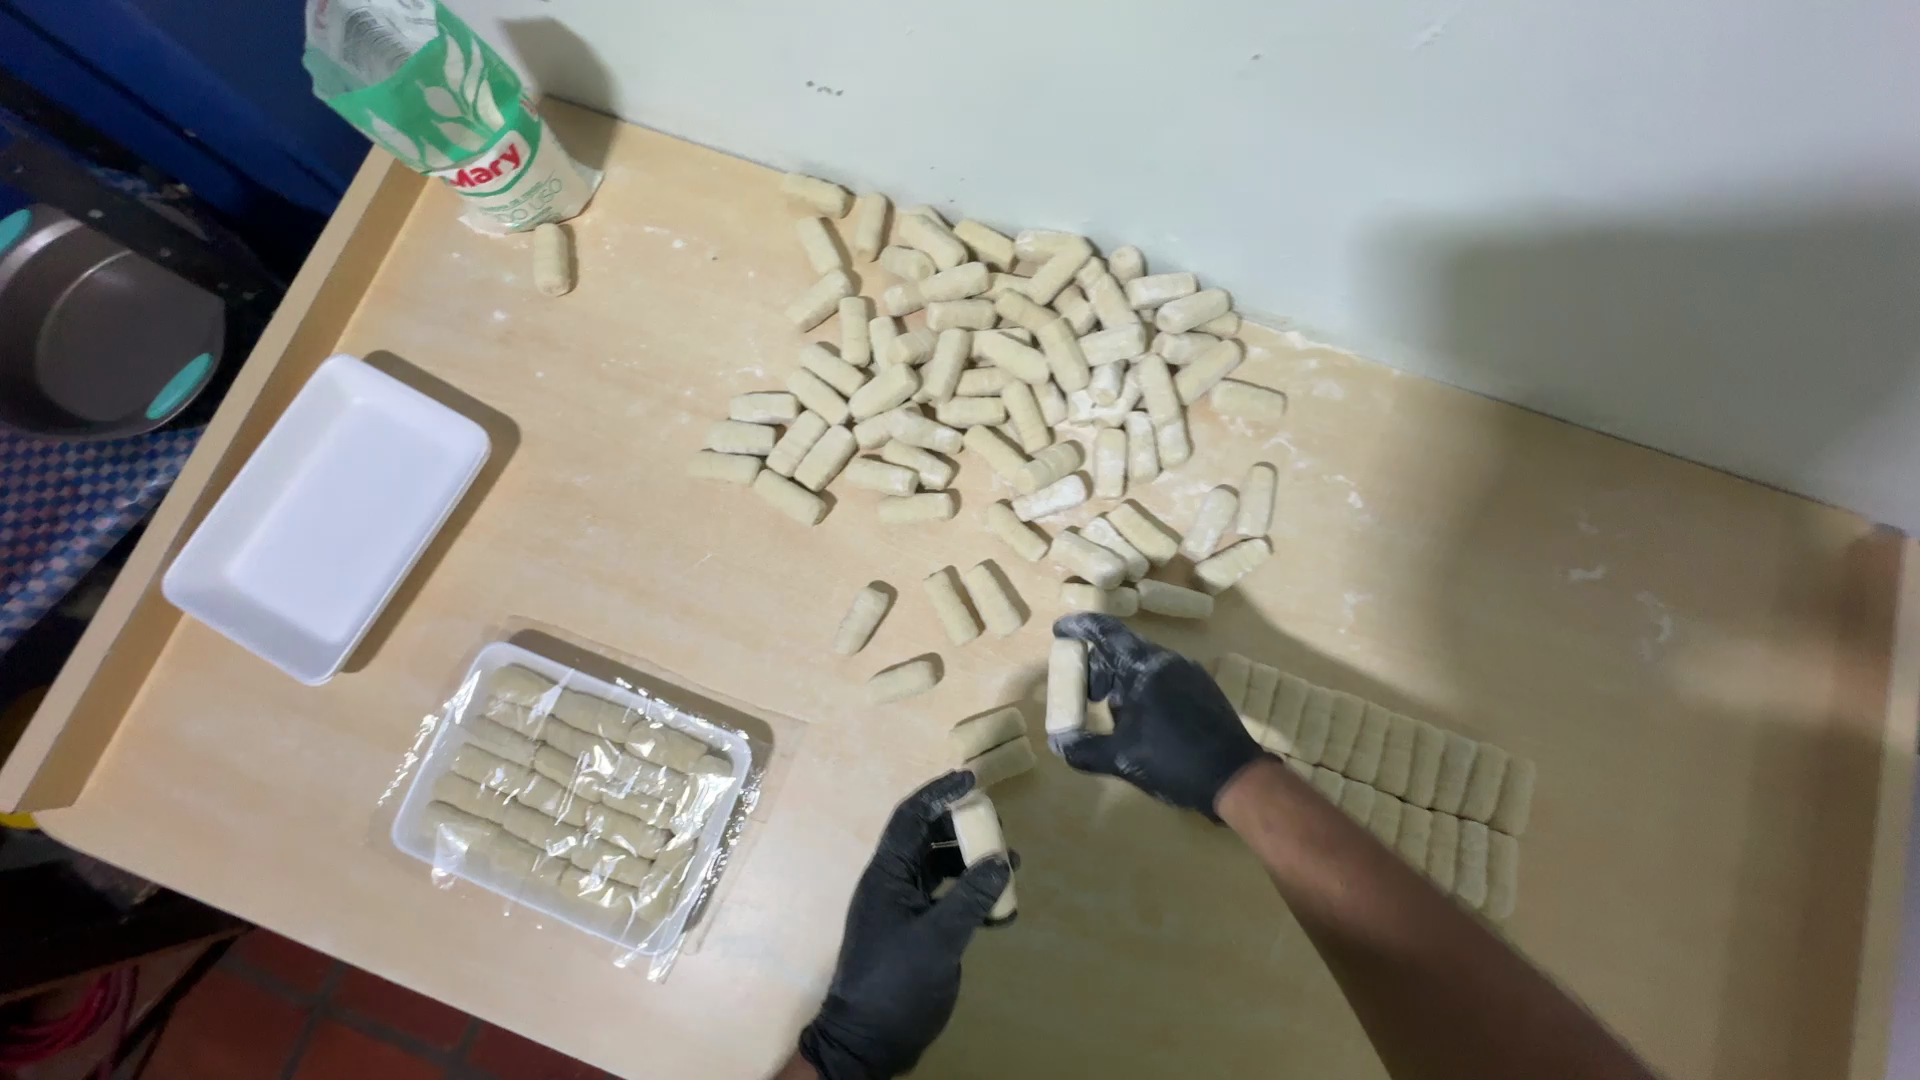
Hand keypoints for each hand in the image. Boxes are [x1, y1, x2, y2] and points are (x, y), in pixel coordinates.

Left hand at [798, 771, 1014, 1079]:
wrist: (868, 1041)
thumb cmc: (895, 982)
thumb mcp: (939, 938)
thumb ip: (970, 896)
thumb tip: (1000, 860)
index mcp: (886, 873)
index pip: (910, 817)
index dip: (938, 793)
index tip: (970, 779)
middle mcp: (892, 881)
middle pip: (925, 836)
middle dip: (959, 824)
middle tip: (994, 820)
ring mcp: (902, 905)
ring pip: (937, 865)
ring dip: (968, 859)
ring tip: (1005, 859)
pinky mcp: (915, 928)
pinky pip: (943, 895)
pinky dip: (968, 892)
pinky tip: (998, 903)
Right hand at [1050, 612, 1265, 817]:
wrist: (1236, 778)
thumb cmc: (1174, 762)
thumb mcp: (1121, 758)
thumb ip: (1084, 749)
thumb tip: (1058, 744)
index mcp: (1145, 667)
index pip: (1106, 632)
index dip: (1080, 628)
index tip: (1059, 631)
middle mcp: (1168, 661)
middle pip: (1122, 648)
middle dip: (1097, 667)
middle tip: (1086, 694)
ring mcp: (1189, 673)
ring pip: (1142, 664)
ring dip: (1120, 681)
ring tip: (1112, 714)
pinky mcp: (1203, 688)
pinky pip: (1162, 677)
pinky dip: (1142, 688)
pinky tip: (1142, 721)